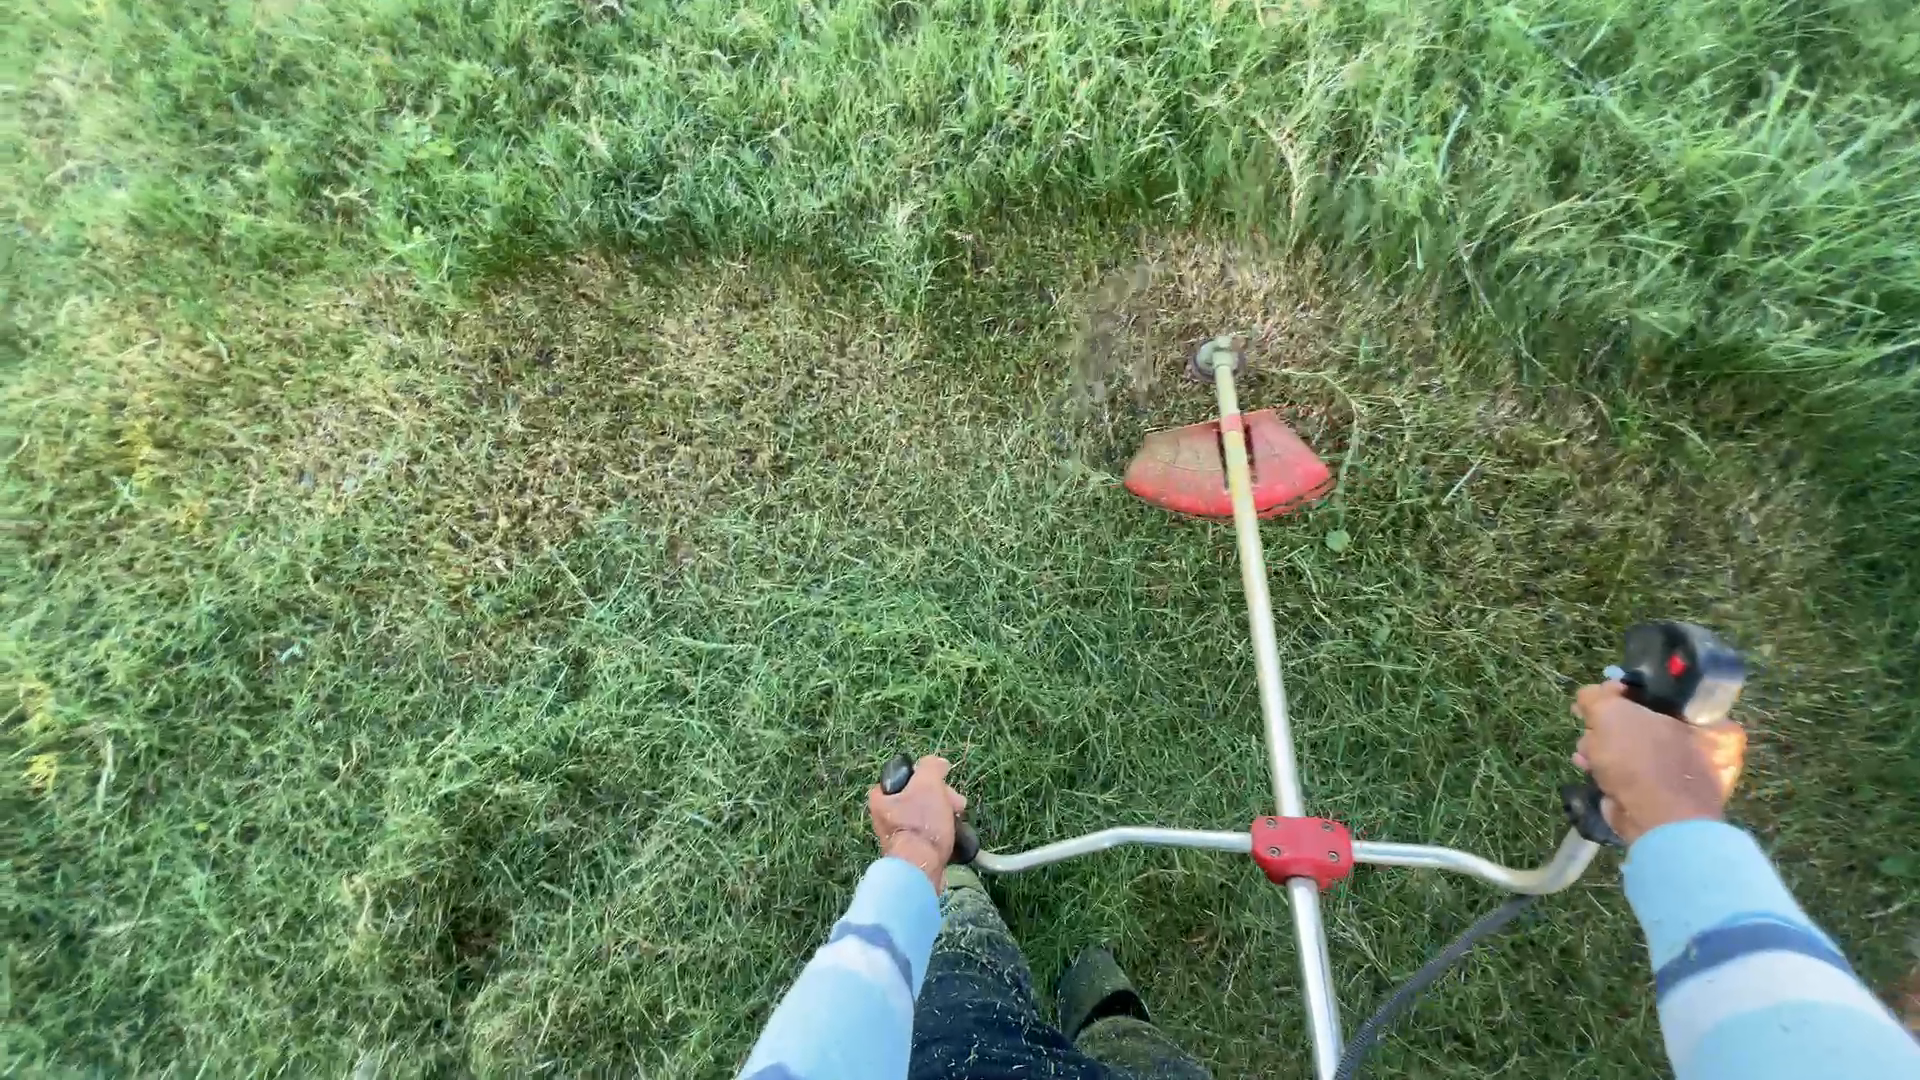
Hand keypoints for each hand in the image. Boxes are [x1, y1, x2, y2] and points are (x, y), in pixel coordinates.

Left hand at [867, 755, 967, 892]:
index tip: (941, 785)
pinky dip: (940, 831)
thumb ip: (931, 766)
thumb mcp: (928, 784)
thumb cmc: (921, 823)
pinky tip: (952, 834)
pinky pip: (927, 833)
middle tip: (957, 804)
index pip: (906, 776)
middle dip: (942, 797)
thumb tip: (939, 763)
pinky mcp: (909, 851)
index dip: (927, 778)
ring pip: (925, 814)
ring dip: (944, 813)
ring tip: (958, 819)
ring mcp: (896, 835)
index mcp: (881, 797)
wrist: (921, 869)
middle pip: (919, 795)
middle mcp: (884, 816)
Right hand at [1571, 681, 1745, 845]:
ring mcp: (1681, 770)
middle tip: (1591, 730)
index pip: (1658, 694)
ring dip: (1598, 747)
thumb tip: (1593, 693)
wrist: (1656, 821)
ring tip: (1588, 756)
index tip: (1600, 701)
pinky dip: (1605, 767)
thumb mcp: (1611, 714)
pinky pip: (1626, 768)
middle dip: (1604, 726)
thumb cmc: (1641, 762)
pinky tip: (1589, 769)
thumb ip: (1598, 695)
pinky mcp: (1661, 790)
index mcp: (1707, 722)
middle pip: (1636, 720)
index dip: (1623, 694)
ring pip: (1626, 745)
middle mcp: (1700, 744)